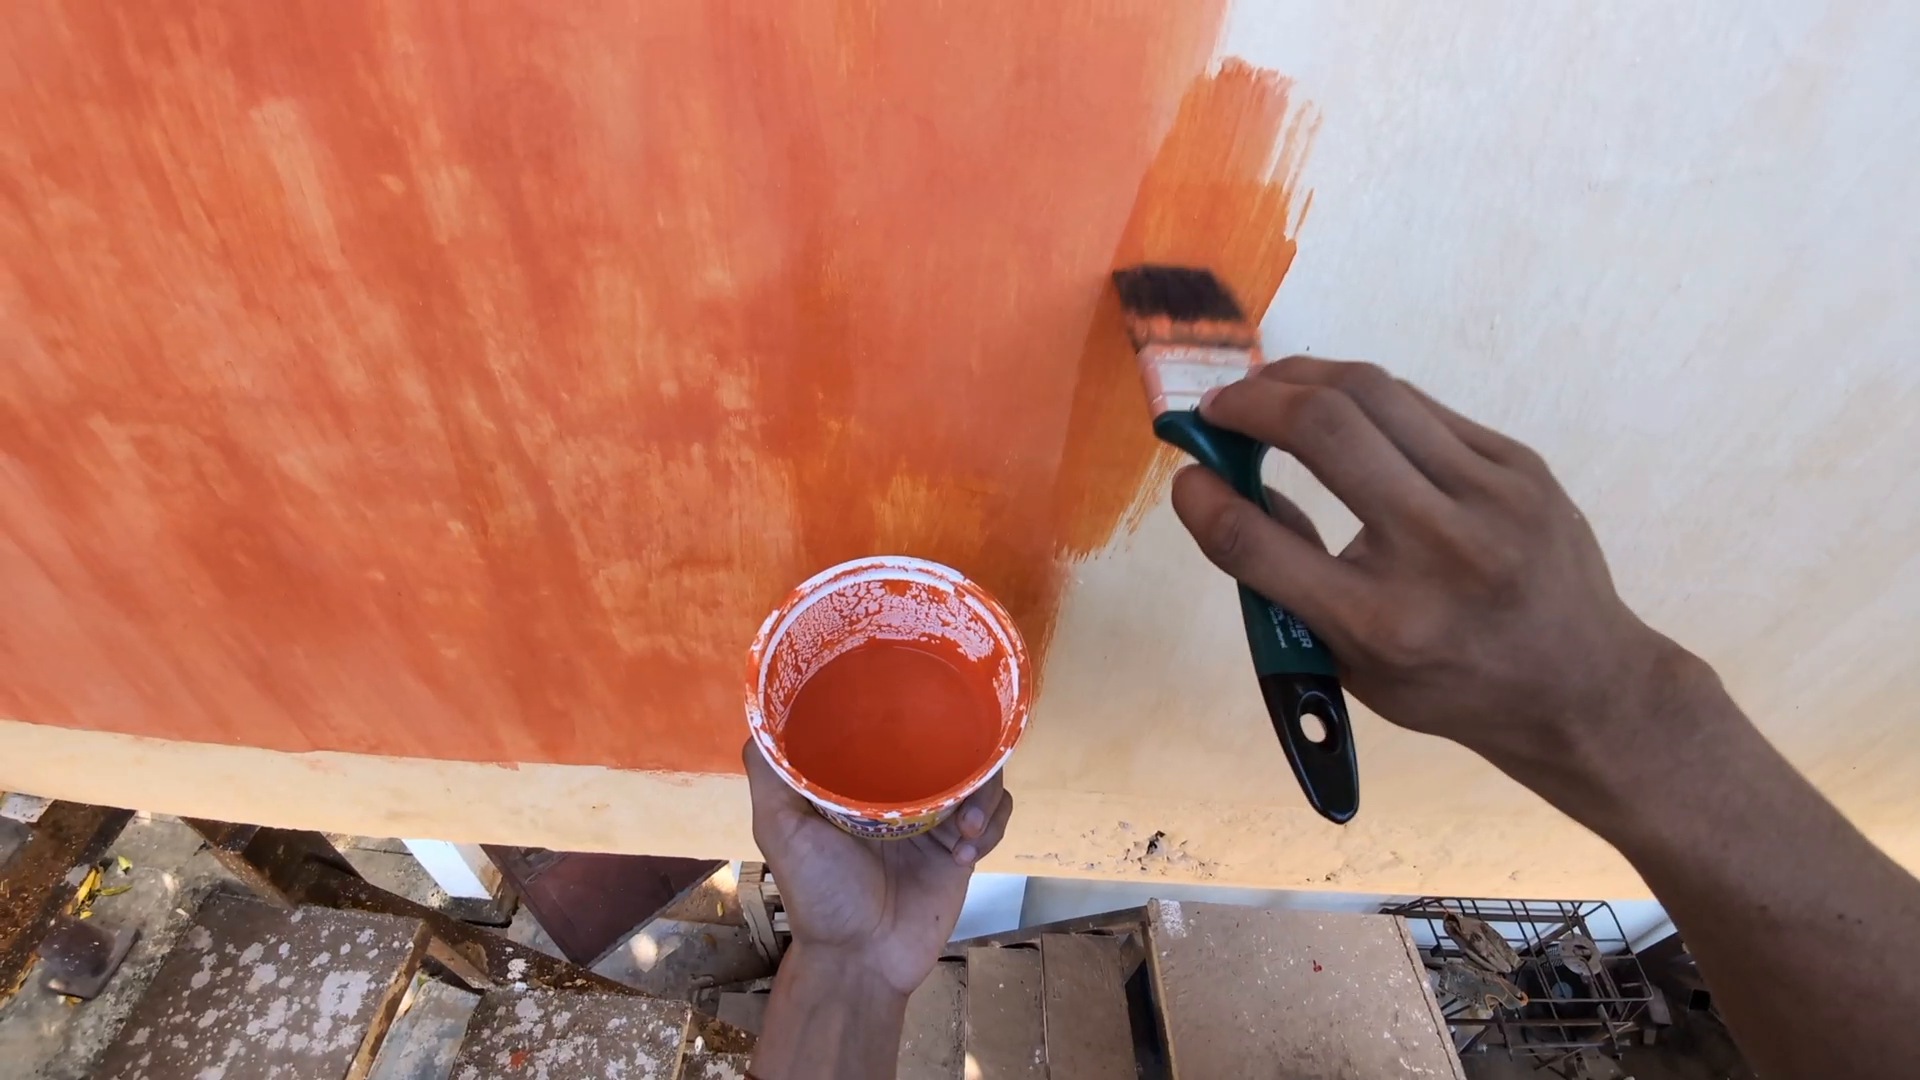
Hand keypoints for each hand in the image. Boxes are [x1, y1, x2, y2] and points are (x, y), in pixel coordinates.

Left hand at [742, 739, 1013, 995]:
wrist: (861, 962)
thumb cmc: (819, 894)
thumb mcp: (782, 829)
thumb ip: (771, 778)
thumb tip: (765, 719)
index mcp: (867, 783)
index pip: (898, 731)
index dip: (913, 717)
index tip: (921, 712)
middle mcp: (904, 795)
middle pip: (948, 749)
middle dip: (963, 757)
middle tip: (958, 775)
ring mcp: (936, 822)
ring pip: (980, 780)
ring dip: (984, 796)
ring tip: (966, 827)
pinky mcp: (961, 850)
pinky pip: (995, 819)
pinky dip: (992, 827)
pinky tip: (965, 854)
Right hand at [1169, 356, 1703, 791]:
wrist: (1584, 687)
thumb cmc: (1443, 684)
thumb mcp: (1343, 658)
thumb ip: (1278, 575)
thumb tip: (1219, 486)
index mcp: (1377, 622)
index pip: (1258, 543)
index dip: (1204, 499)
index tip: (1184, 474)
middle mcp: (1438, 550)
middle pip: (1324, 431)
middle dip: (1251, 402)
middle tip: (1215, 406)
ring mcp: (1491, 494)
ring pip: (1371, 393)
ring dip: (1296, 378)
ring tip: (1261, 388)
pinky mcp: (1517, 462)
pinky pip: (1413, 404)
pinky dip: (1351, 395)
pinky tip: (1327, 404)